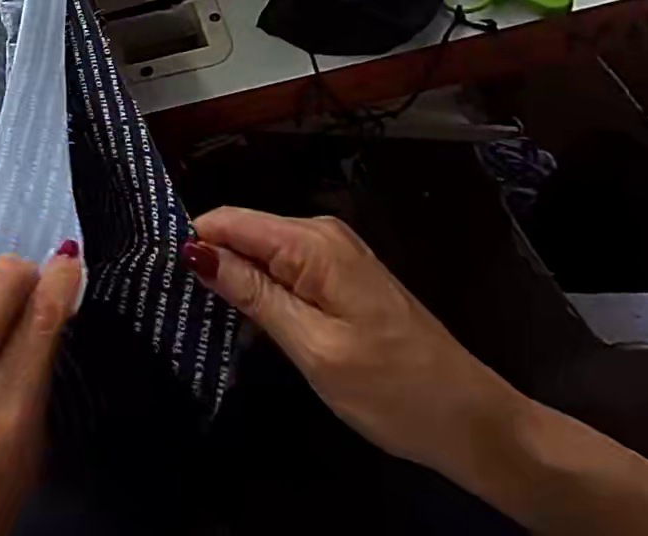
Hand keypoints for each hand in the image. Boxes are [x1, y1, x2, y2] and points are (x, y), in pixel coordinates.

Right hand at [183, 208, 647, 535]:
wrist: (480, 426)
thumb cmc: (395, 391)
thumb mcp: (312, 345)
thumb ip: (250, 292)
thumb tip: (193, 251)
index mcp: (312, 243)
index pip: (226, 220)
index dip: (193, 244)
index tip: (168, 278)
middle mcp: (318, 232)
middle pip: (239, 231)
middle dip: (211, 262)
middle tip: (189, 309)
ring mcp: (330, 250)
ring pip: (255, 248)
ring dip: (233, 278)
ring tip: (214, 318)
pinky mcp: (336, 271)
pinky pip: (277, 264)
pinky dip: (258, 286)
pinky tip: (251, 318)